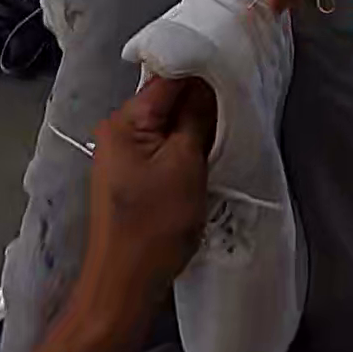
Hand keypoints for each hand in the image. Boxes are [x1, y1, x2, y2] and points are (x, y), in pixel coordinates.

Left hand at [73, 76, 216, 332]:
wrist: (123, 284)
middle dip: (198, 99)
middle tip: (235, 100)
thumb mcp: (185, 165)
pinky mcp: (129, 171)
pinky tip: (203, 148)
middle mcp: (117, 127)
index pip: (166, 78)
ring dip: (191, 123)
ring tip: (224, 124)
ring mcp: (121, 150)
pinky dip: (181, 143)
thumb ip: (196, 118)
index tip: (230, 67)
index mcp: (124, 119)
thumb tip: (207, 85)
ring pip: (164, 122)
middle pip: (164, 98)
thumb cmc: (154, 224)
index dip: (199, 71)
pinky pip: (160, 143)